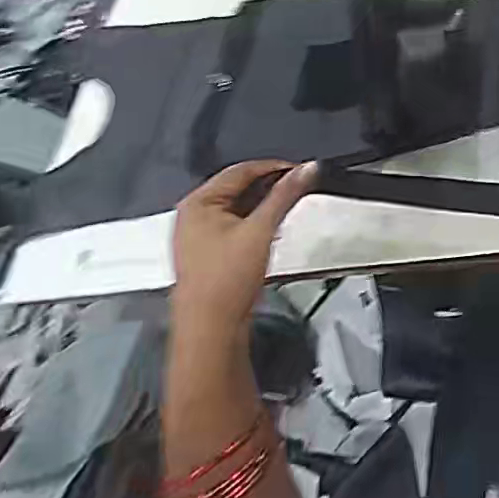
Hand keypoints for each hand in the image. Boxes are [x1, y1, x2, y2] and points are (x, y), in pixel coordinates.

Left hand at [170, 161, 318, 343]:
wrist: (210, 330)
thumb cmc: (224, 282)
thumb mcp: (261, 230)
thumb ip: (285, 196)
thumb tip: (305, 171)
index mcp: (197, 202)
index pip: (241, 170)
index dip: (273, 168)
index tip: (299, 170)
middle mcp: (193, 216)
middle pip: (237, 188)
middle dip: (269, 187)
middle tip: (297, 187)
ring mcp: (198, 236)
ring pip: (237, 208)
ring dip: (262, 206)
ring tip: (287, 208)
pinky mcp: (208, 253)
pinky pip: (234, 226)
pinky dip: (254, 224)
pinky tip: (270, 230)